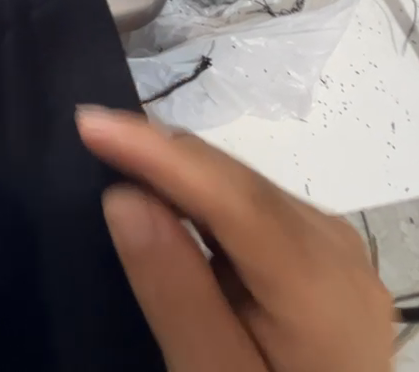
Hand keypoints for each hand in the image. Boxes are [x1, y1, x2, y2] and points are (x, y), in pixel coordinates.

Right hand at [77, 107, 393, 371]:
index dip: (156, 151)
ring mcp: (328, 244)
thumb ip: (178, 296)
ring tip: (109, 152)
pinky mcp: (314, 250)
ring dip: (171, 169)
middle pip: (232, 180)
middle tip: (85, 131)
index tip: (88, 122)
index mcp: (318, 285)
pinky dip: (193, 192)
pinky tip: (158, 193)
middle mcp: (332, 246)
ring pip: (234, 182)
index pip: (230, 194)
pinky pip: (243, 200)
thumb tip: (124, 198)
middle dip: (156, 150)